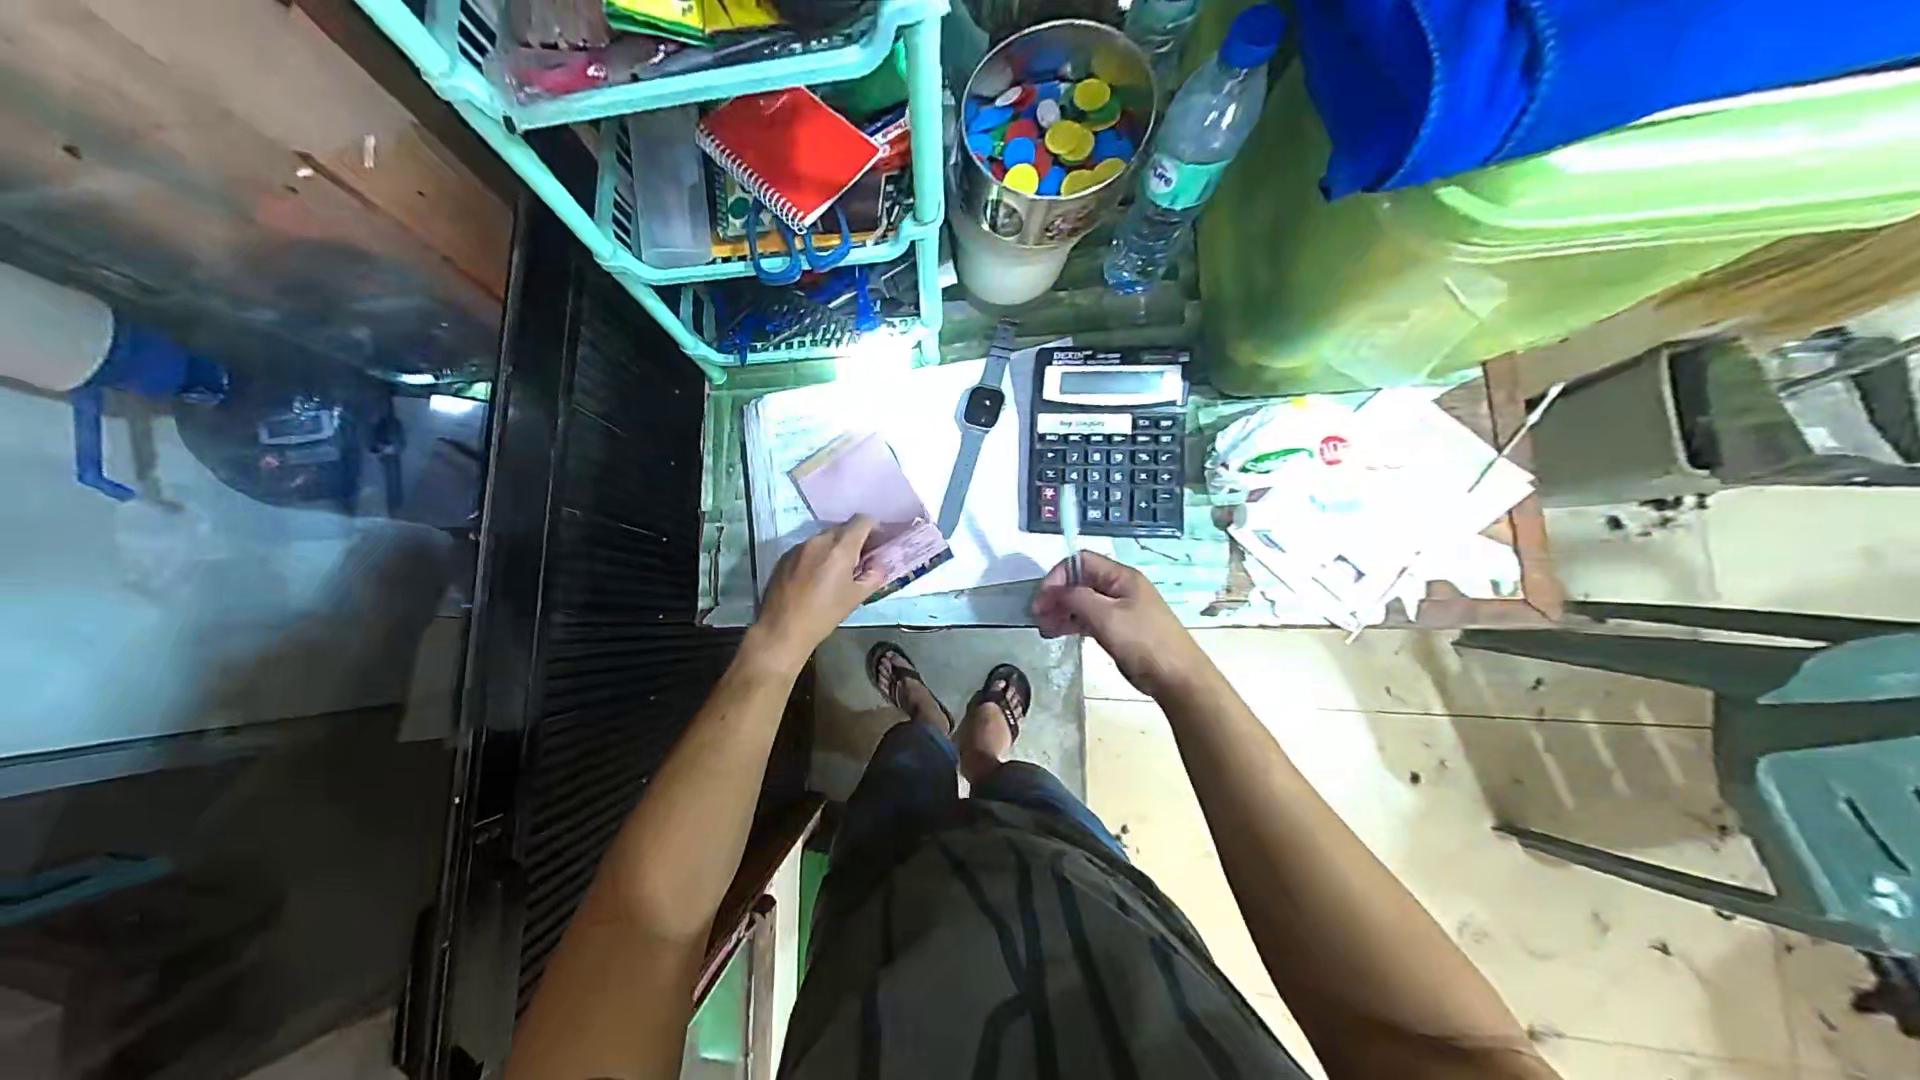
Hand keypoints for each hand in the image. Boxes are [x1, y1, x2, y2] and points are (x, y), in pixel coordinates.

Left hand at [748, 516, 882, 673]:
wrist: (781, 629)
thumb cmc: (824, 615)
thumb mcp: (856, 598)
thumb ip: (873, 576)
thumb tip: (879, 564)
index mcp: (840, 548)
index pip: (862, 521)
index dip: (873, 529)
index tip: (875, 544)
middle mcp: (819, 540)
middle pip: (843, 529)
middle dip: (854, 541)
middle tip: (858, 562)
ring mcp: (799, 546)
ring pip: (824, 538)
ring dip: (834, 549)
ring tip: (834, 572)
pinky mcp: (785, 555)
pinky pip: (808, 548)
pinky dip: (817, 556)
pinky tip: (814, 577)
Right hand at [1032, 551, 1213, 699]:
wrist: (1176, 677)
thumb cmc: (1143, 641)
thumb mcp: (1106, 616)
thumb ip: (1077, 597)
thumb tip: (1054, 591)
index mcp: (1122, 576)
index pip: (1082, 561)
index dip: (1059, 575)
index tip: (1043, 598)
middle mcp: (1120, 588)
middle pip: (1080, 581)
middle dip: (1057, 594)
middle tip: (1038, 616)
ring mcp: (1120, 609)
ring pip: (1083, 601)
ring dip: (1061, 610)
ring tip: (1044, 627)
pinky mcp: (1119, 630)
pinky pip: (1089, 619)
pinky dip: (1072, 623)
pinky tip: (1057, 632)